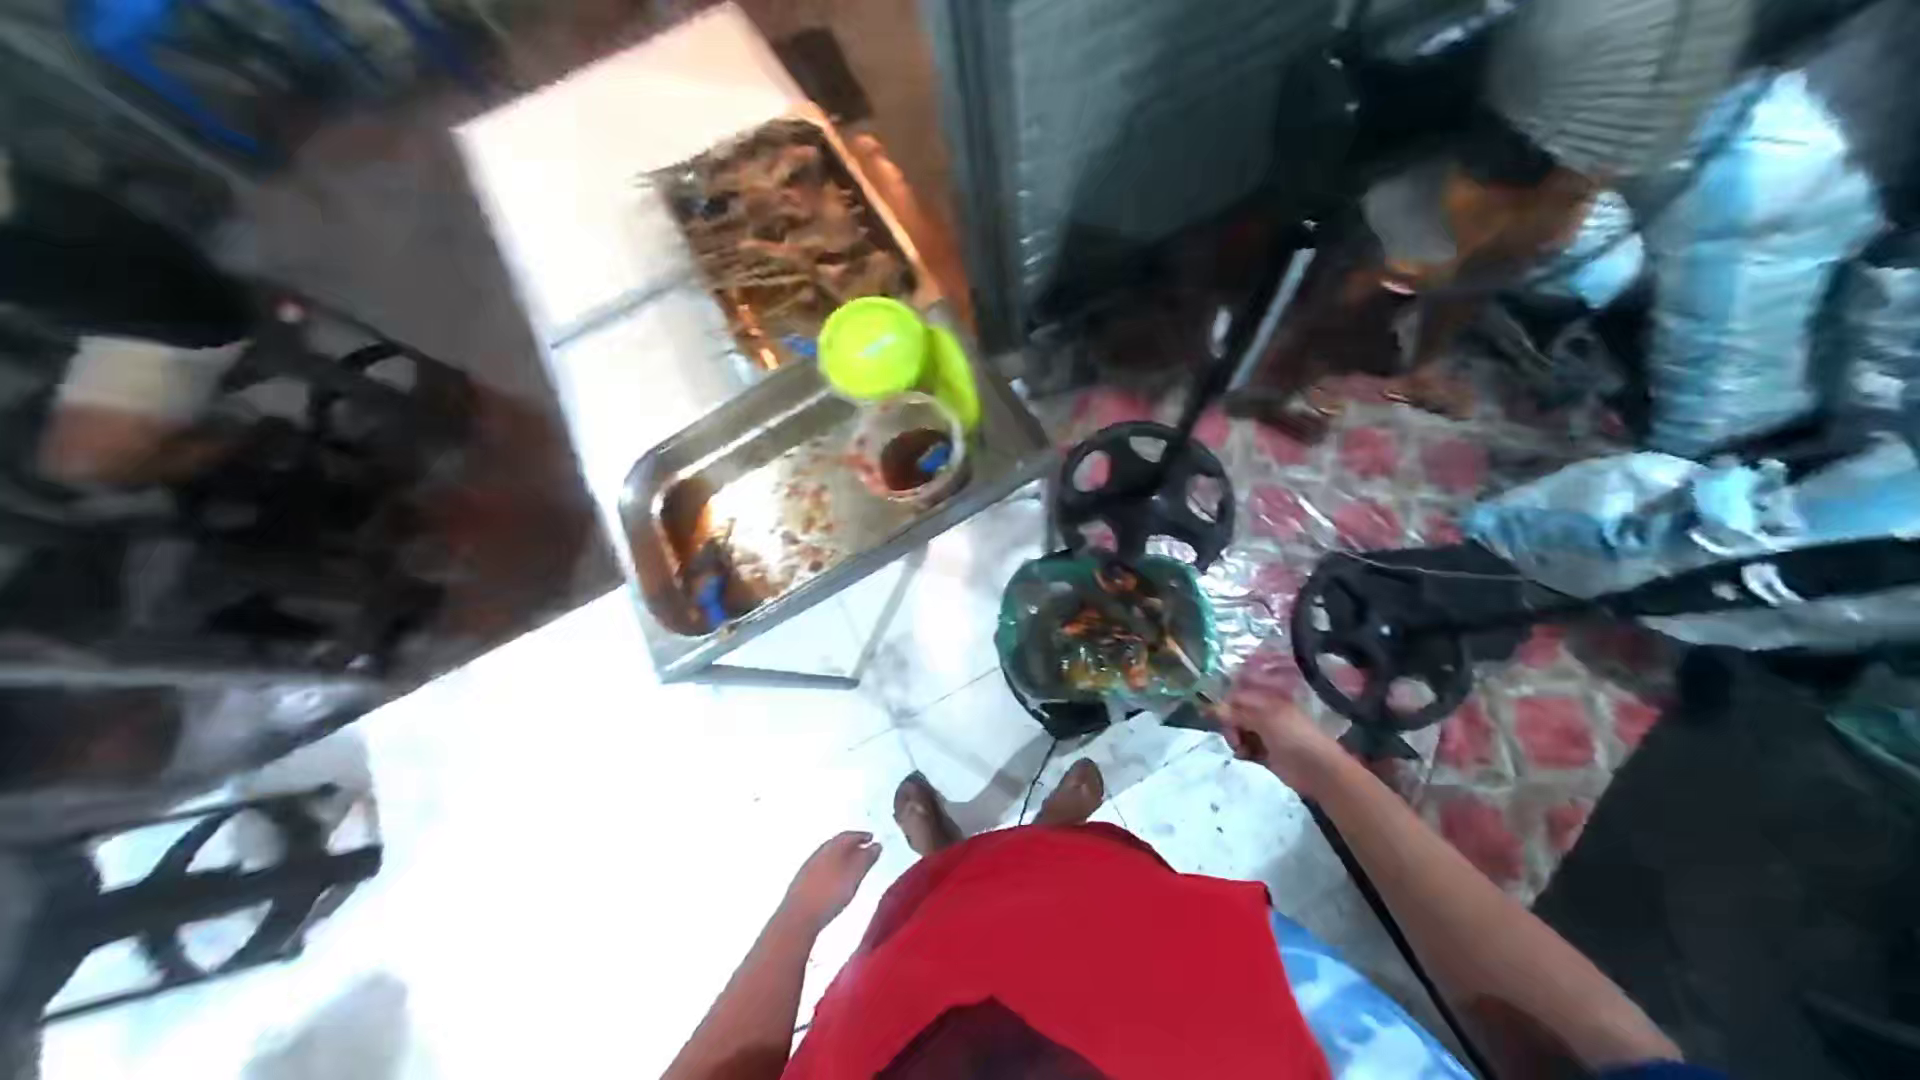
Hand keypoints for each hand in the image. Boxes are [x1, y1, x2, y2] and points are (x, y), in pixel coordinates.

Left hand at [780, 831, 881, 932]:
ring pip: (828, 855)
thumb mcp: (854, 876)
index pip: (849, 835)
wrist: (798, 917)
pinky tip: (835, 879)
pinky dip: (832, 867)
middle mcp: (819, 853)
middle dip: (851, 844)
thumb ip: (866, 859)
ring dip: (841, 856)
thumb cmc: (829, 894)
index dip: (862, 835)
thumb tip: (876, 845)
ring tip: (852, 864)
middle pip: (837, 843)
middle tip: (864, 848)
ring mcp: (808, 867)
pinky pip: (821, 867)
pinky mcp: (802, 882)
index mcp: (832, 847)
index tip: (871, 837)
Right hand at [1217, 698, 1343, 791]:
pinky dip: (1241, 751)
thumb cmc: (1293, 738)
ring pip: (1238, 731)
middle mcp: (1264, 715)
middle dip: (1229, 725)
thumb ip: (1238, 713)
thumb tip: (1213, 708)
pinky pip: (1245, 748)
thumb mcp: (1264, 719)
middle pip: (1235, 714)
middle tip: (1234, 738)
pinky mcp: (1265, 753)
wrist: (1318, 770)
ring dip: (1234, 739)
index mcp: (1267, 701)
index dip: (1225, 704)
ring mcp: (1265, 734)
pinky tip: (1244, 756)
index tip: (1213, 716)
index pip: (1238, 696)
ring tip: (1241, 749)